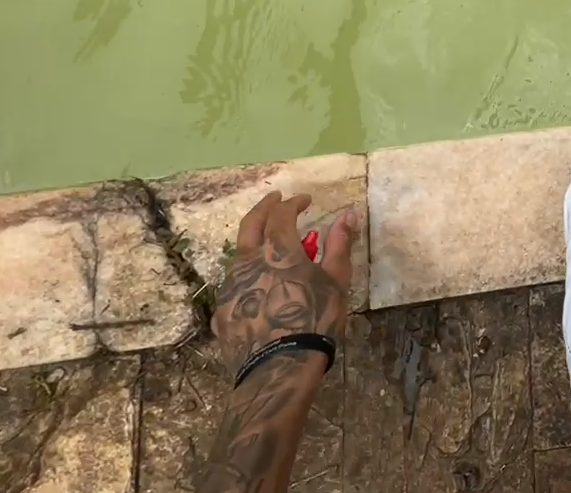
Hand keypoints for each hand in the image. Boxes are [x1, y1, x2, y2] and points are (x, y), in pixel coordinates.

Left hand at [211, 192, 356, 378]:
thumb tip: (347, 213)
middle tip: (276, 199)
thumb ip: (339, 243)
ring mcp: (230, 289)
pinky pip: (236, 284)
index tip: (307, 200)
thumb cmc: (315, 318)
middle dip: (264, 208)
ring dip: (255, 242)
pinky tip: (262, 284)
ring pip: (239, 255)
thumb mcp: (336, 278)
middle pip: (250, 225)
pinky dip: (249, 273)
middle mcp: (247, 263)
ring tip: (272, 246)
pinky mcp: (223, 313)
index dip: (294, 203)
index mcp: (277, 250)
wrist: (278, 369)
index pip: (281, 214)